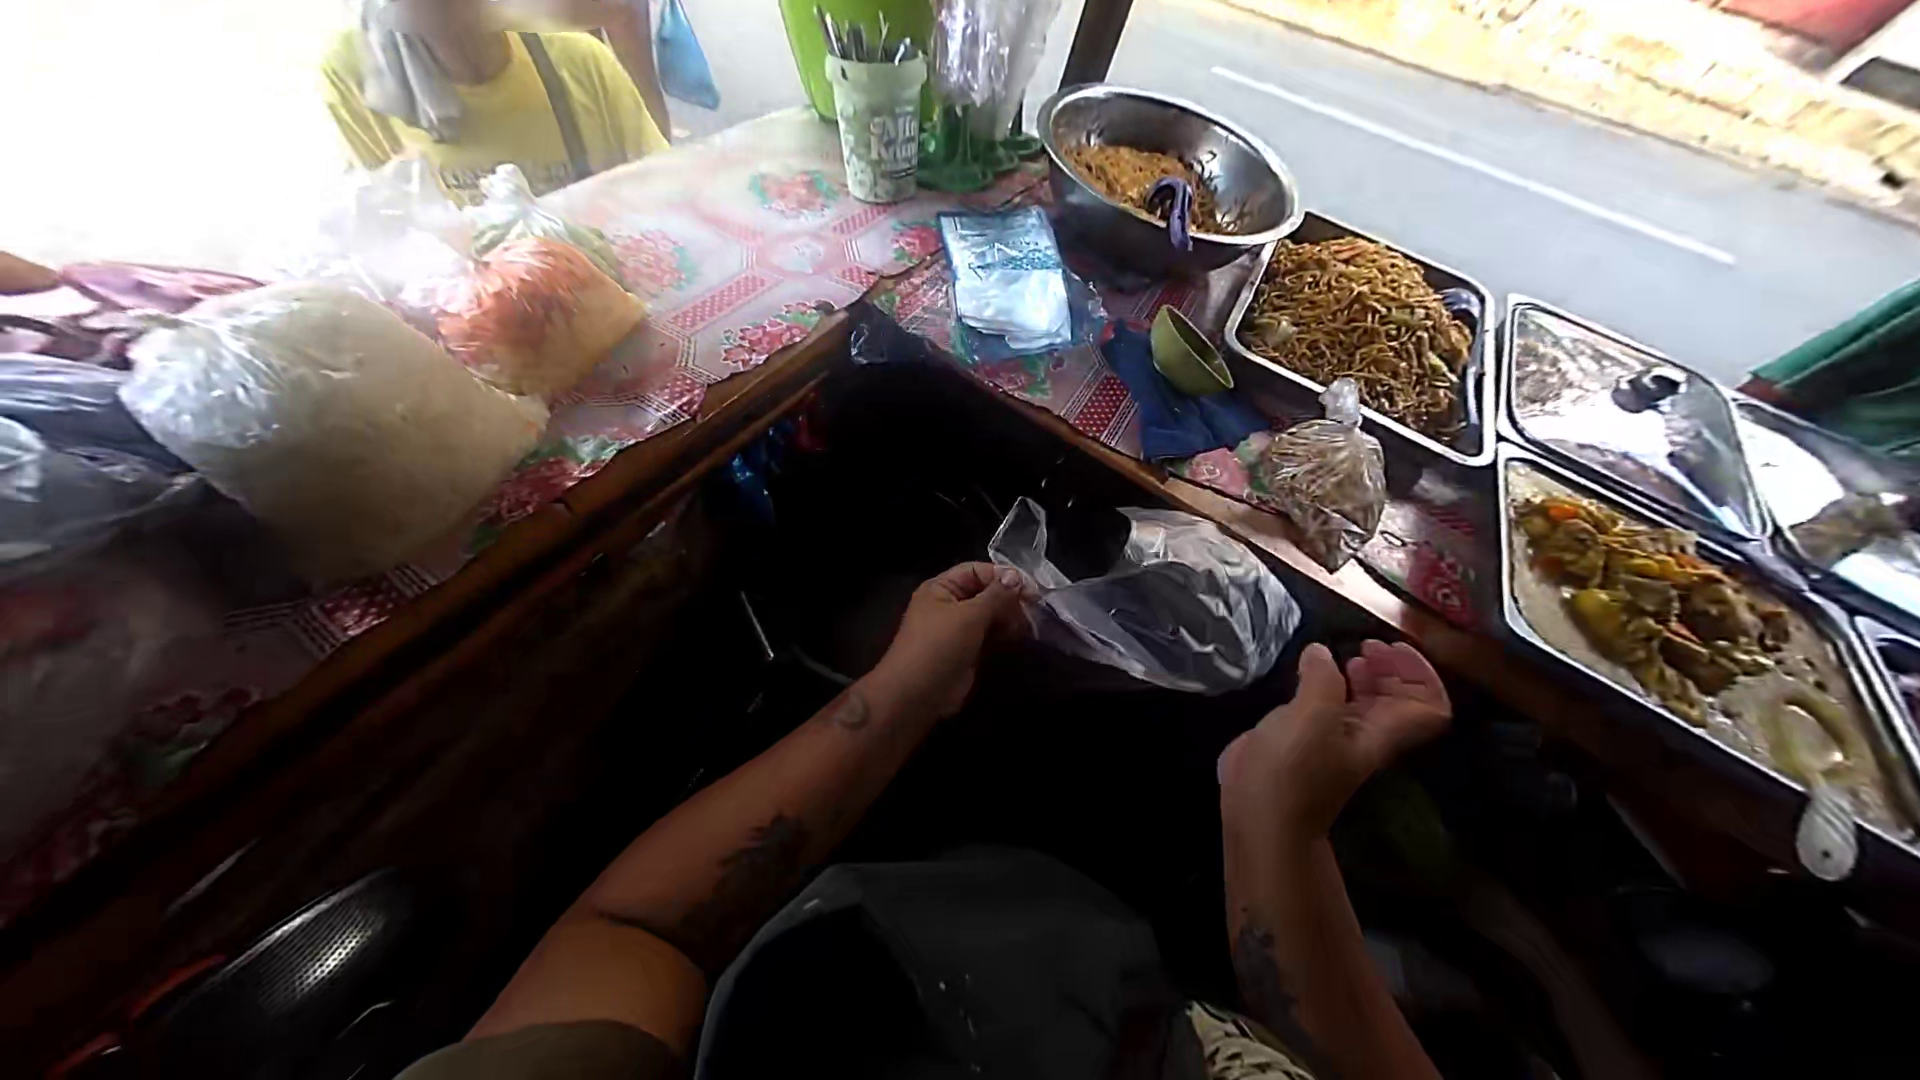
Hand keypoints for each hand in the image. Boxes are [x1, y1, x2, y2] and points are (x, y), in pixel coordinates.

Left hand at [865, 562, 1030, 719]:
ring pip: (991, 615)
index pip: (976, 571)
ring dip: (1011, 617)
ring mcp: (959, 630)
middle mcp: (950, 605)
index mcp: (941, 588)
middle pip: (986, 593)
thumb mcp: (968, 616)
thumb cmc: (939, 647)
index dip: (1002, 576)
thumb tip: (1016, 577)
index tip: (1030, 587)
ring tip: (1032, 624)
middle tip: (1036, 608)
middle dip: (1010, 598)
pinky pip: (991, 636)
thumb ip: (995, 596)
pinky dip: (1006, 635)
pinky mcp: (968, 651)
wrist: (917, 696)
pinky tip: (1024, 636)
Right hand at [1219, 641, 1449, 839]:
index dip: (1420, 674)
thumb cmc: (1294, 766)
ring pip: (1365, 703)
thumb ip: (1321, 678)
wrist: (1262, 812)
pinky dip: (1328, 684)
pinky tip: (1308, 672)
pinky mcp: (1303, 739)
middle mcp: (1364, 736)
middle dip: (1392, 670)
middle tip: (1367, 643)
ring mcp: (1334, 739)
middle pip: (1398, 702)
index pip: (1427, 706)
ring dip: (1363, 676)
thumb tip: (1321, 653)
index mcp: (1380, 733)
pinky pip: (1330, 705)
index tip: (1391, 647)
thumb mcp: (1312, 715)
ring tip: (1346, 654)